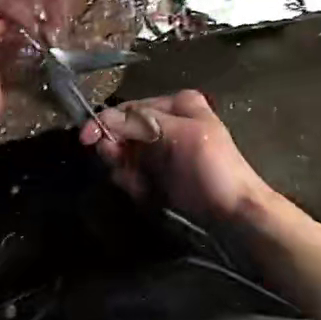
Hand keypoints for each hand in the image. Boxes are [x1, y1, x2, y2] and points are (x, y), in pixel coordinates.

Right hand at [79, 90, 273, 223]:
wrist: (234, 214)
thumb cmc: (212, 167)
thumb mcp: (179, 135)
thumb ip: (141, 122)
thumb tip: (104, 118)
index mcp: (177, 105)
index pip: (130, 108)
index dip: (106, 122)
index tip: (86, 138)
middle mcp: (167, 124)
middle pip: (122, 132)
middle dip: (118, 152)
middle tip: (122, 168)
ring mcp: (162, 152)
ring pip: (125, 156)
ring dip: (126, 173)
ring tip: (142, 186)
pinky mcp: (159, 176)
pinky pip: (133, 176)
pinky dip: (134, 185)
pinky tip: (146, 194)